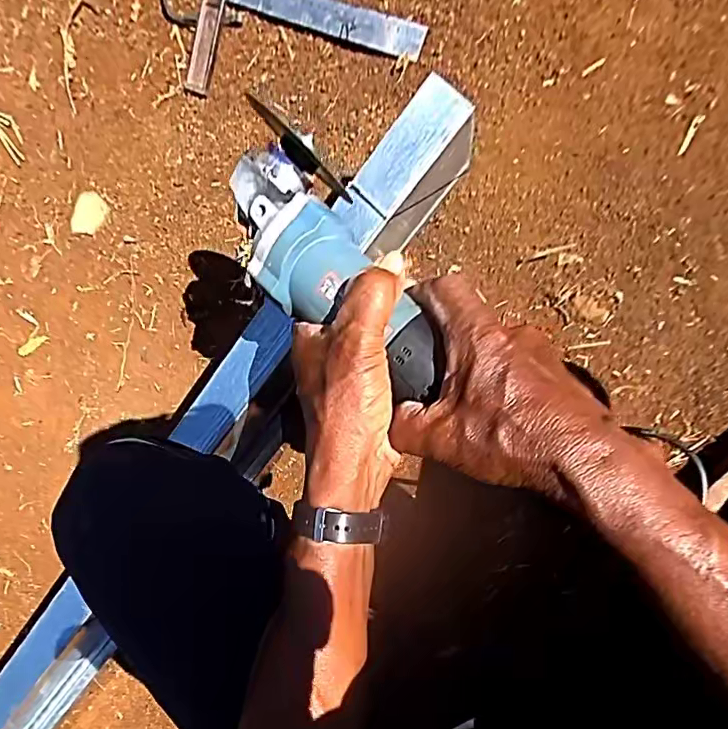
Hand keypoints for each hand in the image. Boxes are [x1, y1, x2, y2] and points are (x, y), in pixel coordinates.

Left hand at [292, 264, 406, 510]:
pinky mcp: (370, 392)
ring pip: (374, 334)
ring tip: (416, 311)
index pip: (327, 288)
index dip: (353, 271)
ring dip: (394, 324)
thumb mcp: (358, 345)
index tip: (380, 261)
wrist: (359, 466)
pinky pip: (388, 359)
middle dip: (381, 297)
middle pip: (355, 310)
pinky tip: (418, 346)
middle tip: (406, 285)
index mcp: (310, 337)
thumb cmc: (344, 416)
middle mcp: (325, 354)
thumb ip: (371, 299)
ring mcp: (348, 373)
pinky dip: (403, 350)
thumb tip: (391, 264)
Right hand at [391, 275, 623, 504]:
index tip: (409, 309)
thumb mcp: (443, 440)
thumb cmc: (520, 441)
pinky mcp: (559, 374)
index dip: (423, 293)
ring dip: (481, 369)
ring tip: (470, 406)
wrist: (581, 457)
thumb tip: (389, 420)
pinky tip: (503, 419)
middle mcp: (513, 334)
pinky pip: (523, 370)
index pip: (446, 287)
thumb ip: (405, 425)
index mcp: (479, 337)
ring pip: (499, 348)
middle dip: (450, 344)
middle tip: (435, 375)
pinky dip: (508, 387)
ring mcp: (541, 352)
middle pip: (472, 321)